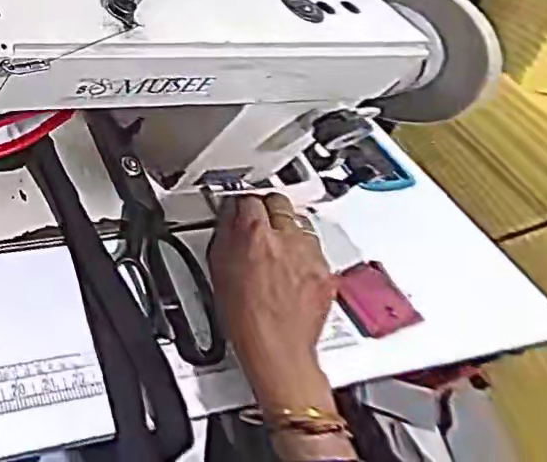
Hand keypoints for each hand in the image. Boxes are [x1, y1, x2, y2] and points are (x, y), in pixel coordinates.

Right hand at [208, 194, 338, 407]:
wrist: (276, 349)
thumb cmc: (245, 316)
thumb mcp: (219, 264)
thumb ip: (226, 231)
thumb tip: (229, 215)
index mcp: (255, 234)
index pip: (249, 197)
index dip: (241, 201)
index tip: (239, 206)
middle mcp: (287, 240)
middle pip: (279, 201)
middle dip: (268, 207)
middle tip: (259, 218)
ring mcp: (310, 257)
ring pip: (301, 223)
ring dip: (288, 228)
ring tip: (277, 244)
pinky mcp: (327, 274)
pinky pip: (316, 249)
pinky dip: (304, 251)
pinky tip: (292, 264)